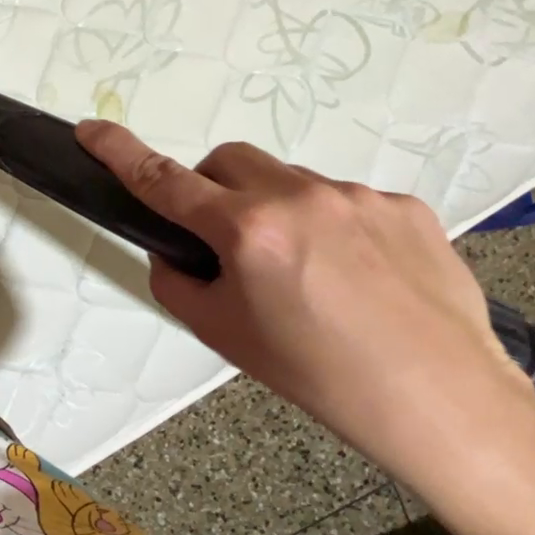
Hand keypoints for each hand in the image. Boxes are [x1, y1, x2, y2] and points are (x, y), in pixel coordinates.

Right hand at [74, 120, 534, 465]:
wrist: (445, 406)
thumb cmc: (318, 375)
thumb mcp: (221, 334)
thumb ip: (177, 280)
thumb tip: (177, 251)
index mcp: (247, 230)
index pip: (163, 179)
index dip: (119, 151)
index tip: (90, 129)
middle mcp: (300, 197)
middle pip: (227, 161)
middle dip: (212, 188)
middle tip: (226, 241)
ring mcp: (359, 197)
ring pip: (288, 180)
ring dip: (276, 209)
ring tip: (309, 273)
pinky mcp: (407, 207)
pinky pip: (345, 200)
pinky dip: (331, 225)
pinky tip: (357, 275)